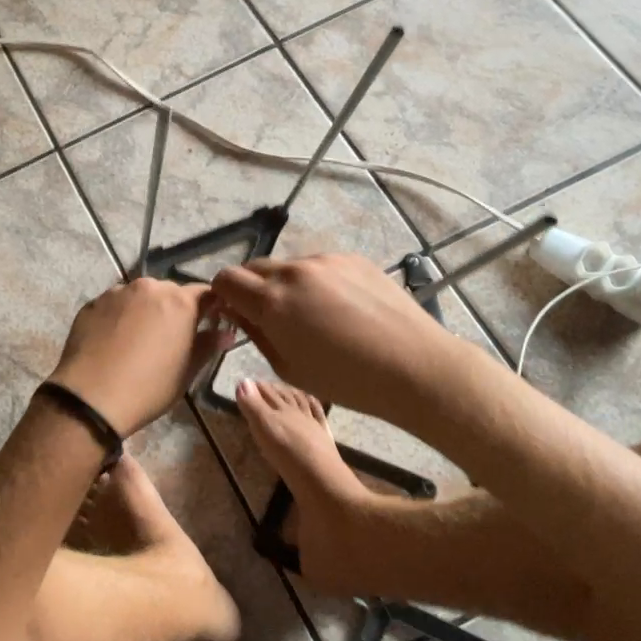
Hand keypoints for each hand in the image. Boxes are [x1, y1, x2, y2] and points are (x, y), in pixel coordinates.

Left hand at [47, 278, 229, 436]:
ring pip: (139, 296)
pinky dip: (119, 316)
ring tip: (139, 340)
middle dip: (174, 309)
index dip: (210, 306)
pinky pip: (114, 305)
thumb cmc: (149, 387)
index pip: (205, 293)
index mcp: (178, 301)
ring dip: (145, 311)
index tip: (211, 322)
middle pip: (169, 292)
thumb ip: (207, 345)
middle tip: (172, 337)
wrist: (91, 396)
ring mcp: (116, 292)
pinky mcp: (91, 303)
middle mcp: (148, 287)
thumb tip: (226, 333)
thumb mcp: (186, 371)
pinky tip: (114, 341)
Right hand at [210, 254, 485, 423]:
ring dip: (287, 286)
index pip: (225, 279)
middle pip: (253, 267)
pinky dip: (317, 283)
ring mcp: (326, 261)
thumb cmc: (347, 381)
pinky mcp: (353, 259)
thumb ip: (256, 333)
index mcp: (272, 301)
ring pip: (289, 267)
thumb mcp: (288, 367)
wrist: (416, 368)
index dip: (223, 296)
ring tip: (312, 316)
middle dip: (252, 288)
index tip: (234, 313)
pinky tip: (341, 310)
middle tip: (269, 317)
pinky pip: (320, 267)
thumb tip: (240, 313)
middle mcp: (294, 272)